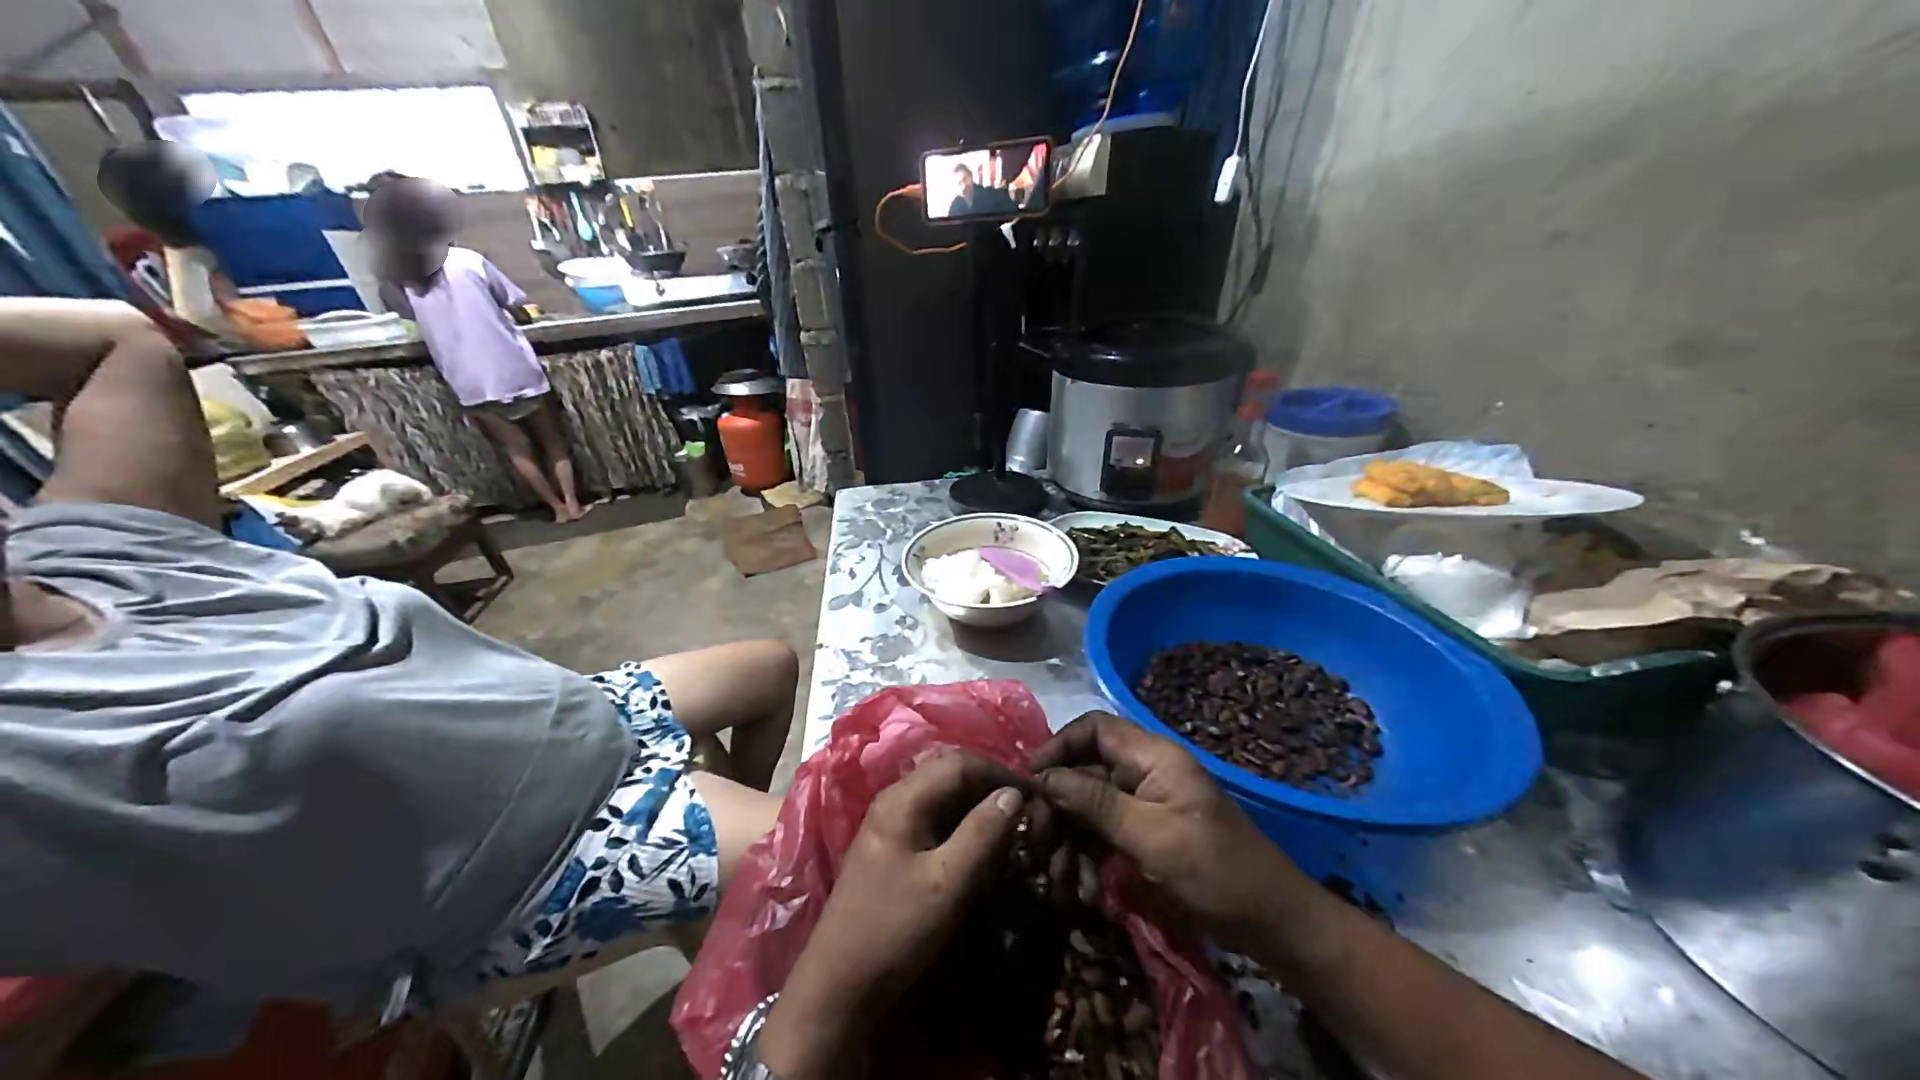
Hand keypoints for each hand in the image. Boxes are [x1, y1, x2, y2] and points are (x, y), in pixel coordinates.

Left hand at [757, 750, 1028, 1077]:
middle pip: (947, 771)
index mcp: (902, 799)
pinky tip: (978, 840)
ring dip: (975, 800)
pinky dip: (960, 819)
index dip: (999, 771)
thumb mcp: (947, 883)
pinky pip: (932, 814)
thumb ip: (982, 834)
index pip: (958, 763)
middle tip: (1026, 804)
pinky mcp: (890, 844)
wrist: (838, 983)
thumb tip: (1014, 794)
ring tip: (1009, 820)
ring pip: (940, 793)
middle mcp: (893, 799)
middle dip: (989, 782)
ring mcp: (888, 821)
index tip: (1035, 791)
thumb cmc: (895, 929)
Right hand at [1031, 711, 1318, 946]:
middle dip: (1059, 804)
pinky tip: (1083, 888)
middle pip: (1085, 769)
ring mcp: (1147, 803)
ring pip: (1090, 806)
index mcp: (1152, 756)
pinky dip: (1090, 855)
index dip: (1057, 745)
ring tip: (1062, 877)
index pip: (1092, 728)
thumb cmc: (1214, 870)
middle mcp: (1146, 771)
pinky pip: (1105, 832)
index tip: (1029, 779)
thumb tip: (1042, 776)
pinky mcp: (1147, 832)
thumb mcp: (1149, 835)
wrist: (1272, 922)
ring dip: (1071, 838)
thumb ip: (1094, 801)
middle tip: (1039, 840)